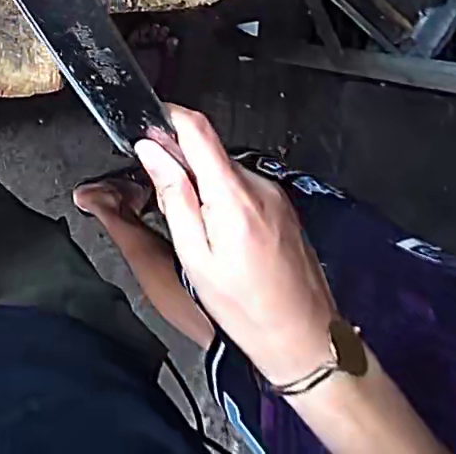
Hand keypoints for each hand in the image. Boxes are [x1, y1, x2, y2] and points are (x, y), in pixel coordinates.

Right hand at [135, 104, 338, 385]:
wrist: (304, 339)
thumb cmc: (248, 308)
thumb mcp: (195, 255)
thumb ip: (172, 194)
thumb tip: (151, 151)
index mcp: (232, 195)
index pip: (198, 128)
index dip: (170, 116)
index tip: (151, 124)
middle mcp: (257, 185)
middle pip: (208, 149)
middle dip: (181, 163)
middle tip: (170, 201)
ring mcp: (273, 192)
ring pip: (224, 168)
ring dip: (204, 184)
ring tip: (204, 233)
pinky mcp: (281, 203)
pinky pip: (243, 184)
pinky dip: (224, 197)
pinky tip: (226, 236)